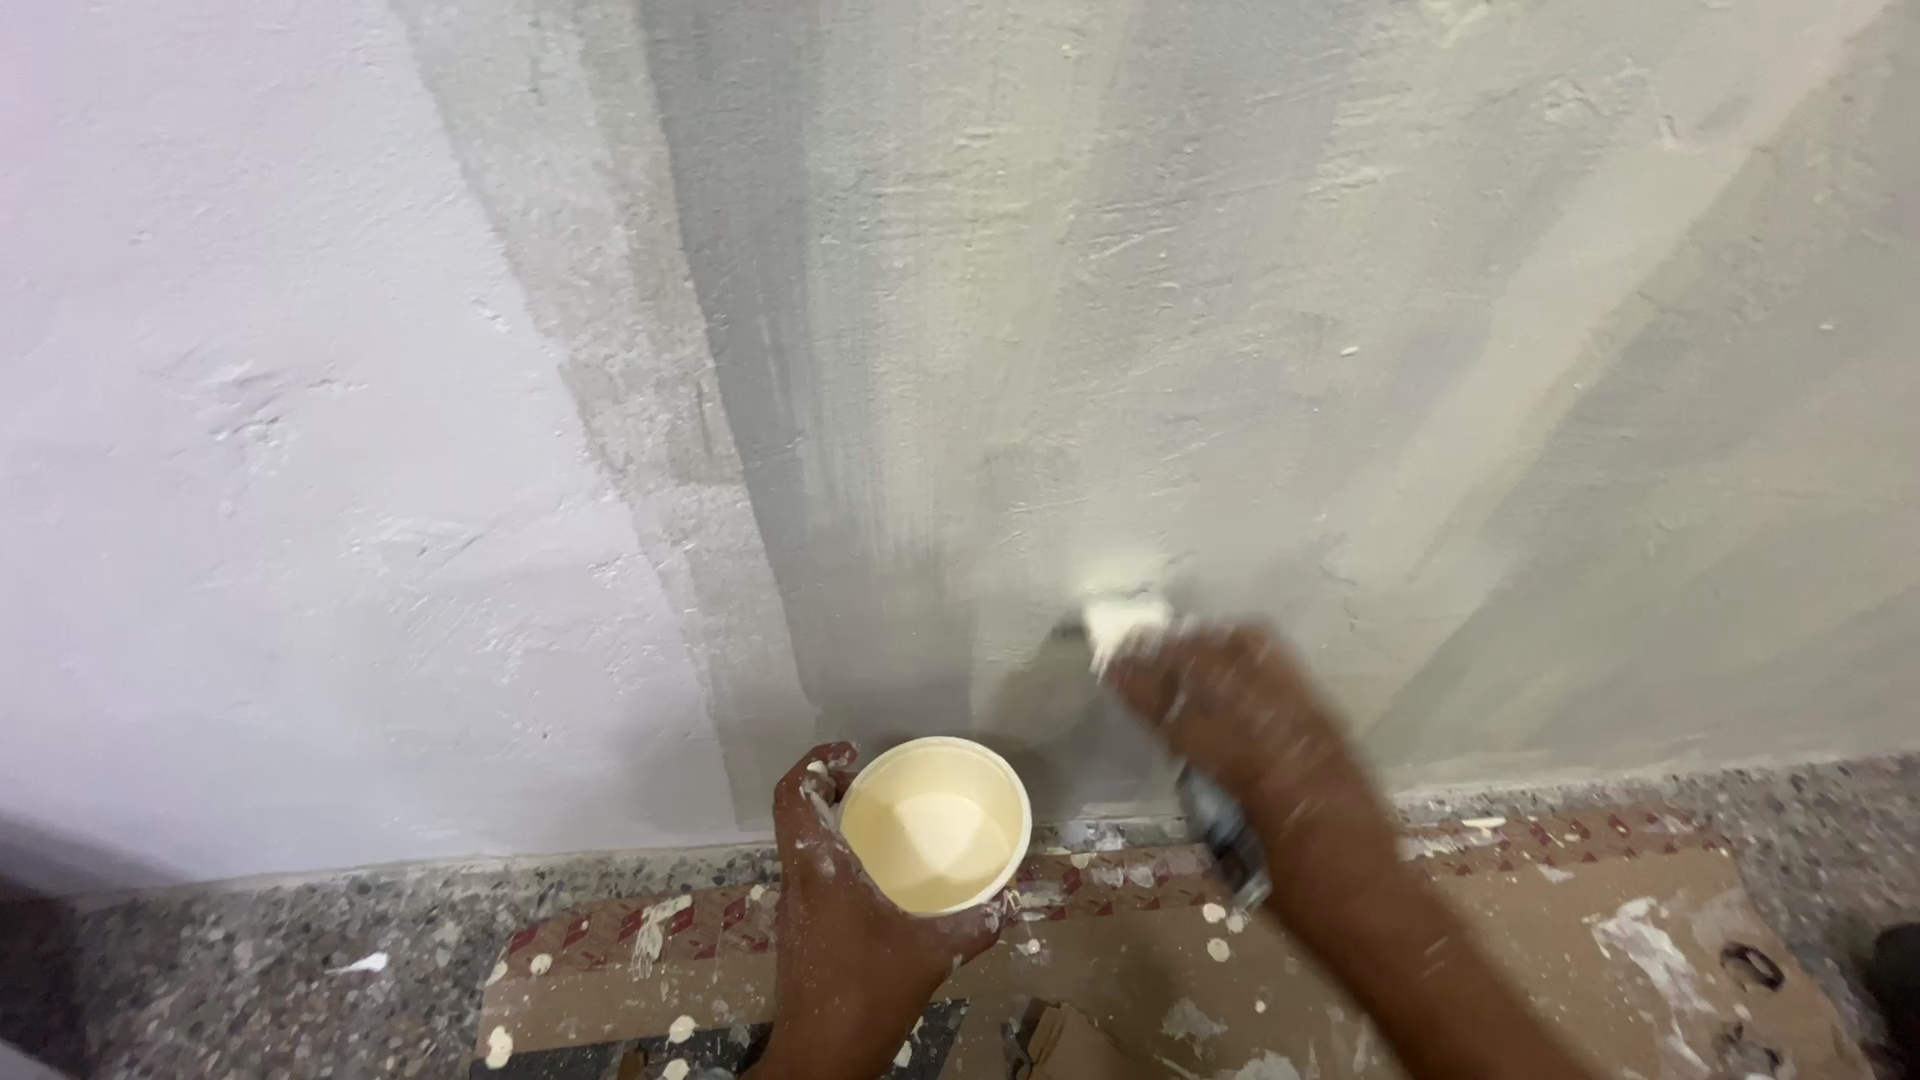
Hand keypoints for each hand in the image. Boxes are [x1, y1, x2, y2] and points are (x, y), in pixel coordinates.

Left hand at [748, 743, 1005, 1079]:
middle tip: (866, 777)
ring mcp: (793, 902)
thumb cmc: (865, 997)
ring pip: (797, 838)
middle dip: (824, 782)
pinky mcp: (798, 925)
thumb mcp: (930, 957)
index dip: (813, 763)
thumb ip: (976, 925)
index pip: (791, 796)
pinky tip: (868, 865)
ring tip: (870, 811)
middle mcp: (798, 877)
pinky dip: (829, 846)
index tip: (850, 753)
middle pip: (793, 810)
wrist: (817, 1062)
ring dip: (825, 814)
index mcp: (819, 870)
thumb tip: (1014, 899)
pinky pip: (806, 864)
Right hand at [1102, 624, 1402, 921]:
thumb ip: (1200, 784)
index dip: (1139, 687)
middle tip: (1132, 644)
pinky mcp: (1328, 716)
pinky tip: (1221, 654)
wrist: (1379, 904)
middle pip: (1212, 665)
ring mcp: (1309, 716)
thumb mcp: (1226, 843)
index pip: (1180, 713)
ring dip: (1204, 641)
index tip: (1109, 667)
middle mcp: (1281, 731)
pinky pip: (1279, 662)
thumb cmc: (1293, 891)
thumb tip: (1178, 746)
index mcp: (1251, 772)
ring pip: (1250, 649)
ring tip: (1175, 642)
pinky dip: (1241, 650)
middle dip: (1165, 650)